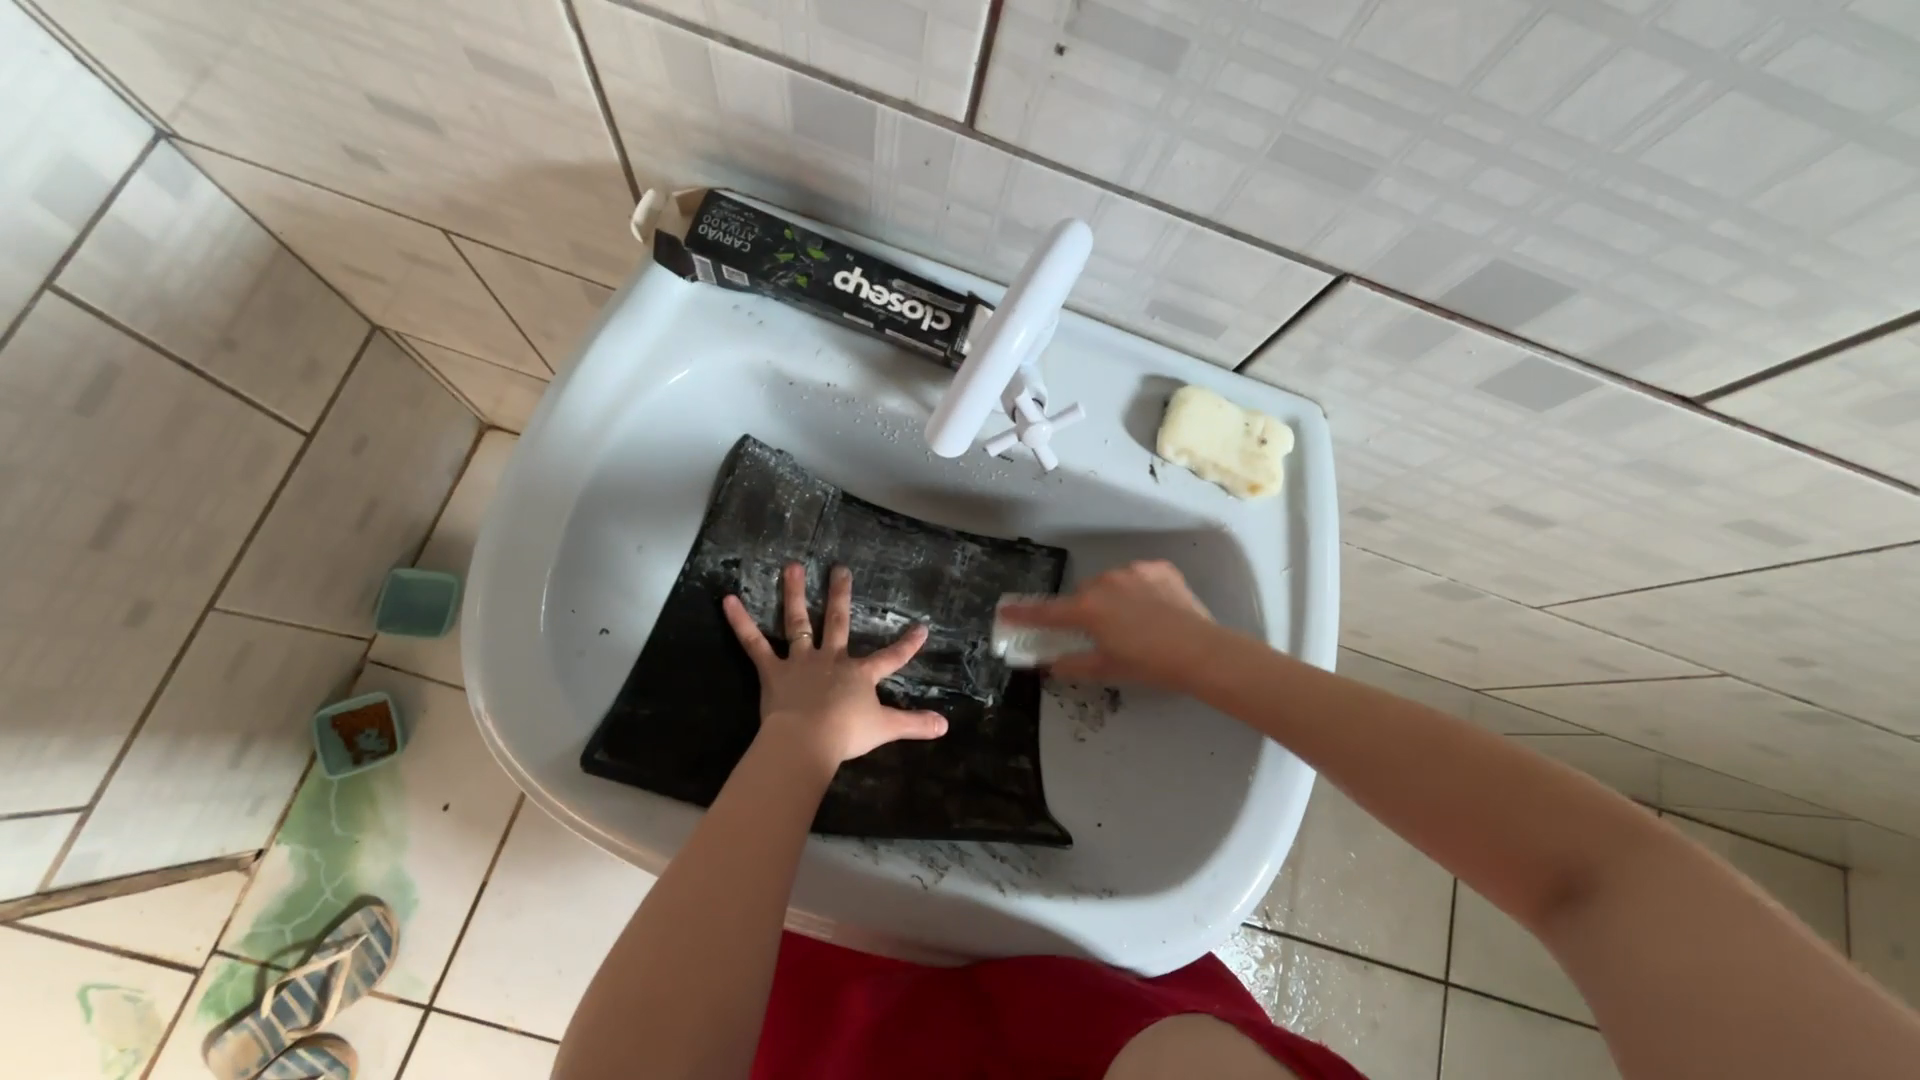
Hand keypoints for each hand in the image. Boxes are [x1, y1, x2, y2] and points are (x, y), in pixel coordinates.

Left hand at [722, 562, 947, 773]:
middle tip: (840, 568)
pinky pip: (754, 643)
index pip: (890, 658)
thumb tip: (945, 726)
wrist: (807, 740)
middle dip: (841, 594)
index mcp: (859, 674)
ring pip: (799, 622)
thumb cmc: (846, 734)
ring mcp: (801, 661)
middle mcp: (831, 659)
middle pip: (838, 622)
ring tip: (793, 566)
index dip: (907, 644)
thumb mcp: (885, 729)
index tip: (921, 627)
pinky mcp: (773, 670)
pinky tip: (727, 600)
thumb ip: (914, 724)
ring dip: (795, 593)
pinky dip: (740, 622)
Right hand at [999, 560, 1217, 689]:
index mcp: (1088, 609)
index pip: (1046, 612)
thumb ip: (1073, 664)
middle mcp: (1105, 582)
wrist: (1200, 650)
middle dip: (1086, 610)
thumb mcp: (1107, 669)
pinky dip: (1141, 590)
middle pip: (1083, 595)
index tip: (1005, 611)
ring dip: (1114, 598)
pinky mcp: (1159, 568)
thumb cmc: (1149, 664)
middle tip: (1101, 632)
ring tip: (1135, 622)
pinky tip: (1156, 609)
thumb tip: (1050, 664)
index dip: (1023, 613)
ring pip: (1112, 583)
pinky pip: (1139, 577)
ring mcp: (1134, 571)